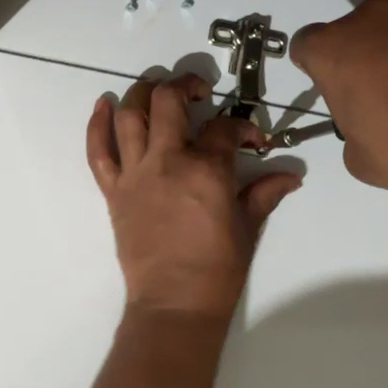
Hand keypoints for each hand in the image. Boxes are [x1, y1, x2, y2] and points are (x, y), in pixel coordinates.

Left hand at [85, 72, 301, 320]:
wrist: (174, 302)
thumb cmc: (217, 269)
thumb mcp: (248, 227)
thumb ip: (264, 193)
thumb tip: (290, 175)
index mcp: (206, 169)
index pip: (225, 128)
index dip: (243, 126)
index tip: (252, 139)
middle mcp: (167, 160)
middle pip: (168, 102)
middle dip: (186, 85)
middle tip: (199, 91)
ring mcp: (135, 173)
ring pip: (130, 115)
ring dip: (142, 92)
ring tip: (155, 87)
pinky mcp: (113, 190)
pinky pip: (98, 150)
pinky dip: (97, 124)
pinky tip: (103, 104)